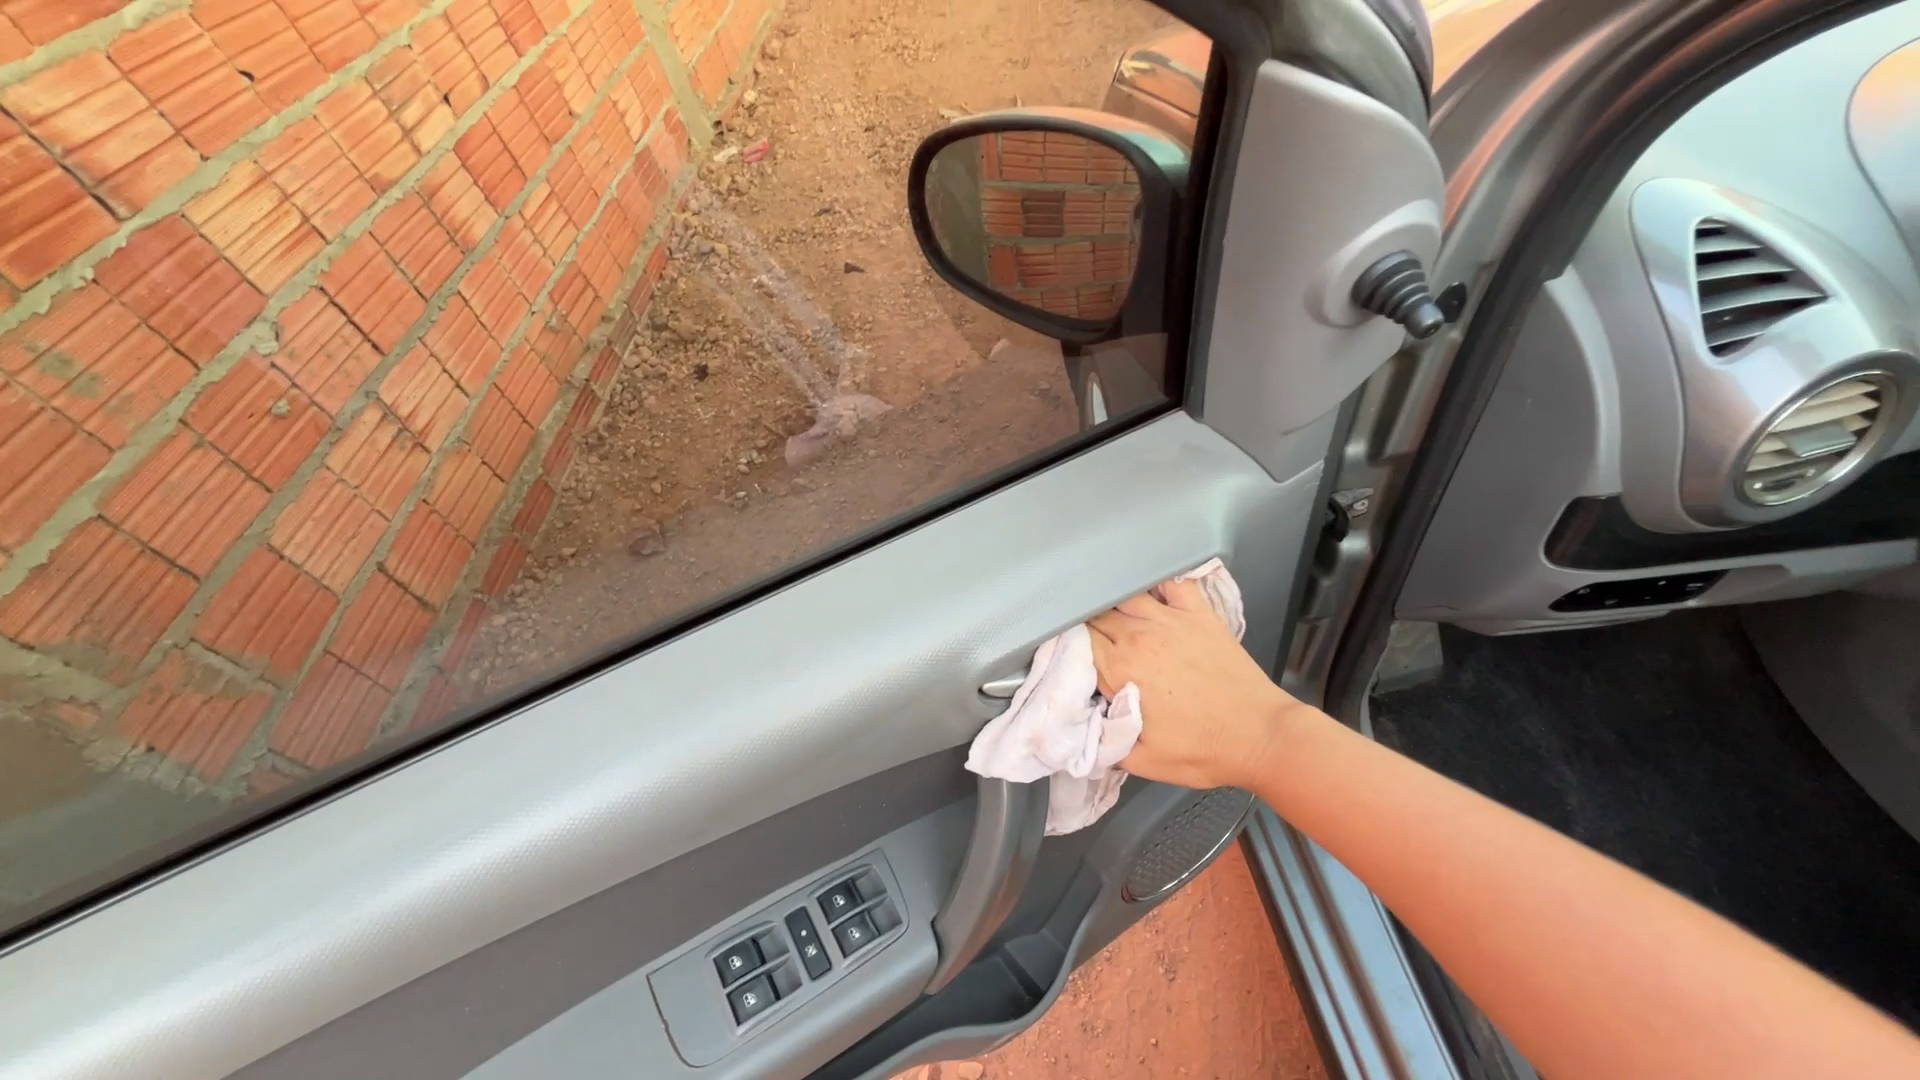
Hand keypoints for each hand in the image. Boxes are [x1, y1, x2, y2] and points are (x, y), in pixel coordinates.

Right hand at [1088, 579, 1317, 789]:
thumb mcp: (1142, 761)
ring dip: (1113, 605)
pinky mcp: (1200, 614)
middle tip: (1088, 644)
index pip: (1076, 641)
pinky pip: (1171, 584)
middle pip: (1096, 615)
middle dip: (1085, 627)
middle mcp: (1140, 636)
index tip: (1068, 659)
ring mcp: (1172, 620)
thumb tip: (1079, 727)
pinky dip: (1156, 585)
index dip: (1067, 648)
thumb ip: (1102, 742)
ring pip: (1125, 595)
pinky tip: (1151, 595)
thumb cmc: (1204, 751)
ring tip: (1112, 619)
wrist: (1261, 736)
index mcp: (1121, 668)